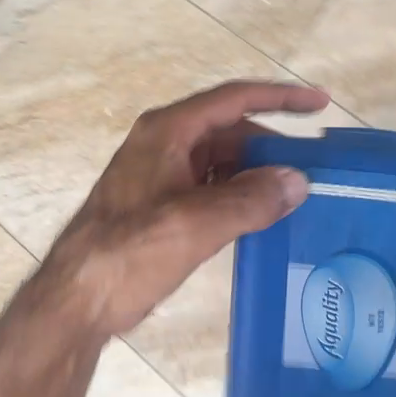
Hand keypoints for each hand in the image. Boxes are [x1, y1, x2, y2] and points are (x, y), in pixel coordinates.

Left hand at [39, 81, 325, 336]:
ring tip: (295, 195)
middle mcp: (165, 142)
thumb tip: (297, 180)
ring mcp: (161, 172)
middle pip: (229, 130)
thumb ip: (248, 200)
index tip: (320, 102)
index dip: (279, 98)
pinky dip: (238, 194)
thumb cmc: (129, 251)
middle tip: (313, 170)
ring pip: (221, 160)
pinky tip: (262, 217)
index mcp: (168, 131)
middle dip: (271, 146)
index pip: (233, 99)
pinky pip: (210, 185)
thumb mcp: (193, 225)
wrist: (76, 298)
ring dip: (256, 173)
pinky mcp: (161, 202)